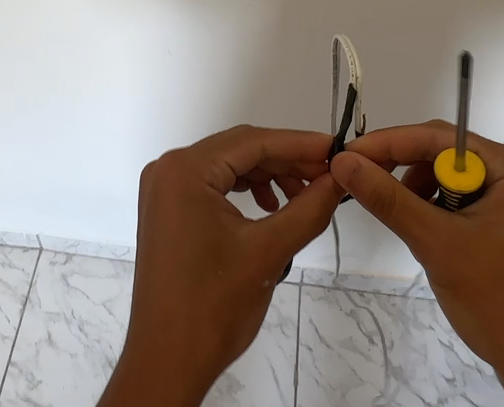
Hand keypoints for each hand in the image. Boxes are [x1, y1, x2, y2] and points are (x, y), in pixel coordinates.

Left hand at [100, 125, 343, 406]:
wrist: (167, 362)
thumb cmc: (214, 306)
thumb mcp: (269, 251)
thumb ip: (309, 208)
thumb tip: (339, 178)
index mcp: (185, 170)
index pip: (252, 142)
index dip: (299, 143)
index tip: (337, 148)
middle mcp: (169, 169)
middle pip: (239, 149)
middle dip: (286, 160)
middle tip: (327, 174)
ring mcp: (164, 189)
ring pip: (229, 166)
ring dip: (268, 176)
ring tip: (303, 197)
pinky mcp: (168, 210)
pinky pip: (214, 185)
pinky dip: (246, 191)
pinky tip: (271, 209)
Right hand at [333, 122, 503, 406]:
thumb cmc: (495, 299)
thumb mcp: (435, 242)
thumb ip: (387, 197)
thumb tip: (343, 160)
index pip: (438, 137)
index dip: (389, 143)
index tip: (346, 154)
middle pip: (443, 153)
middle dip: (403, 169)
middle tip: (359, 181)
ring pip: (447, 176)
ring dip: (417, 192)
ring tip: (400, 219)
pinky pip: (459, 198)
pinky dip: (434, 209)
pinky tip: (422, 231)